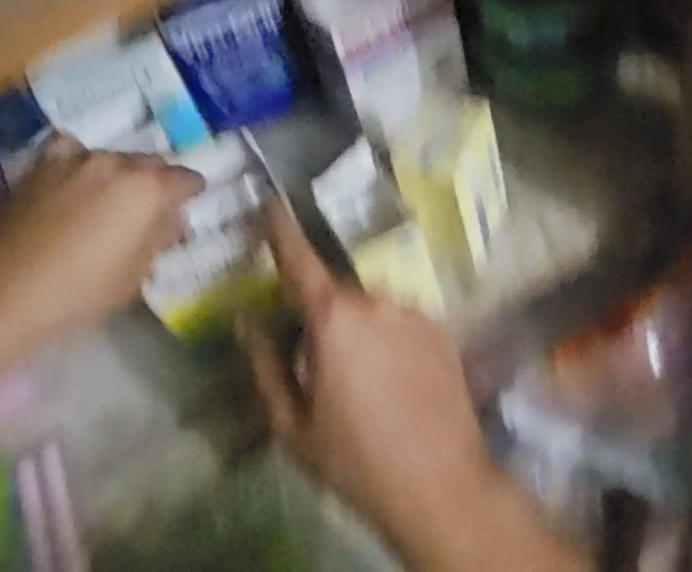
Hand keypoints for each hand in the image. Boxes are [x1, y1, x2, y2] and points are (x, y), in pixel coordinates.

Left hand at [0, 135, 203, 385]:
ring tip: (112, 196)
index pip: (184, 179)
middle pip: (150, 162)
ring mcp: (77, 158)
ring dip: (120, 172)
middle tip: (153, 206)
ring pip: (113, 157)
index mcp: (147, 189)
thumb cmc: (79, 292)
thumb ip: (158, 239)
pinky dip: (81, 161)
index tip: (192, 199)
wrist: (3, 293)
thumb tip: (173, 219)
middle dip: (157, 180)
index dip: (192, 190)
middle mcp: (116, 162)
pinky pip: (73, 152)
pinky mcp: (43, 164)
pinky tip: (75, 179)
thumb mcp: (133, 275)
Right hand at [239, 205, 501, 558]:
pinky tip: (393, 382)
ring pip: (369, 308)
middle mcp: (374, 300)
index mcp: (332, 318)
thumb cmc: (356, 460)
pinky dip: (387, 338)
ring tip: (362, 382)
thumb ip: (264, 364)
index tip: (270, 204)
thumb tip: (247, 320)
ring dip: (357, 329)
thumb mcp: (293, 425)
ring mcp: (412, 311)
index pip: (299, 259)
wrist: (444, 487)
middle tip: (317, 362)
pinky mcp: (440, 329)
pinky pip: (398, 321)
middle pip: (334, 293)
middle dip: (320, 315)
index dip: (280, 228)